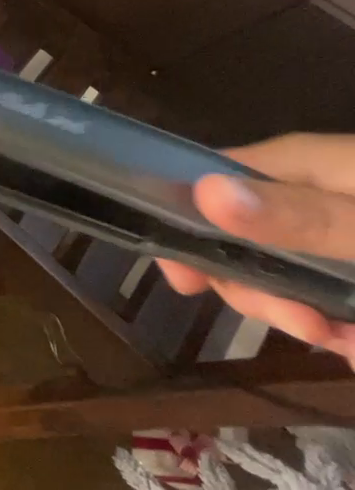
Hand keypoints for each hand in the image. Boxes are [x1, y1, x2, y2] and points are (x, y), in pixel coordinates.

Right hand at [155, 133, 354, 365]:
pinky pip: (336, 298)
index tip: (181, 280)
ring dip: (307, 319)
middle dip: (258, 290)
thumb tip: (198, 194)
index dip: (177, 225)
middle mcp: (311, 195)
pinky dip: (345, 330)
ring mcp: (341, 234)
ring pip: (291, 276)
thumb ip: (302, 215)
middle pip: (240, 238)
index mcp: (301, 166)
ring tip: (348, 347)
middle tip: (301, 328)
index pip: (204, 180)